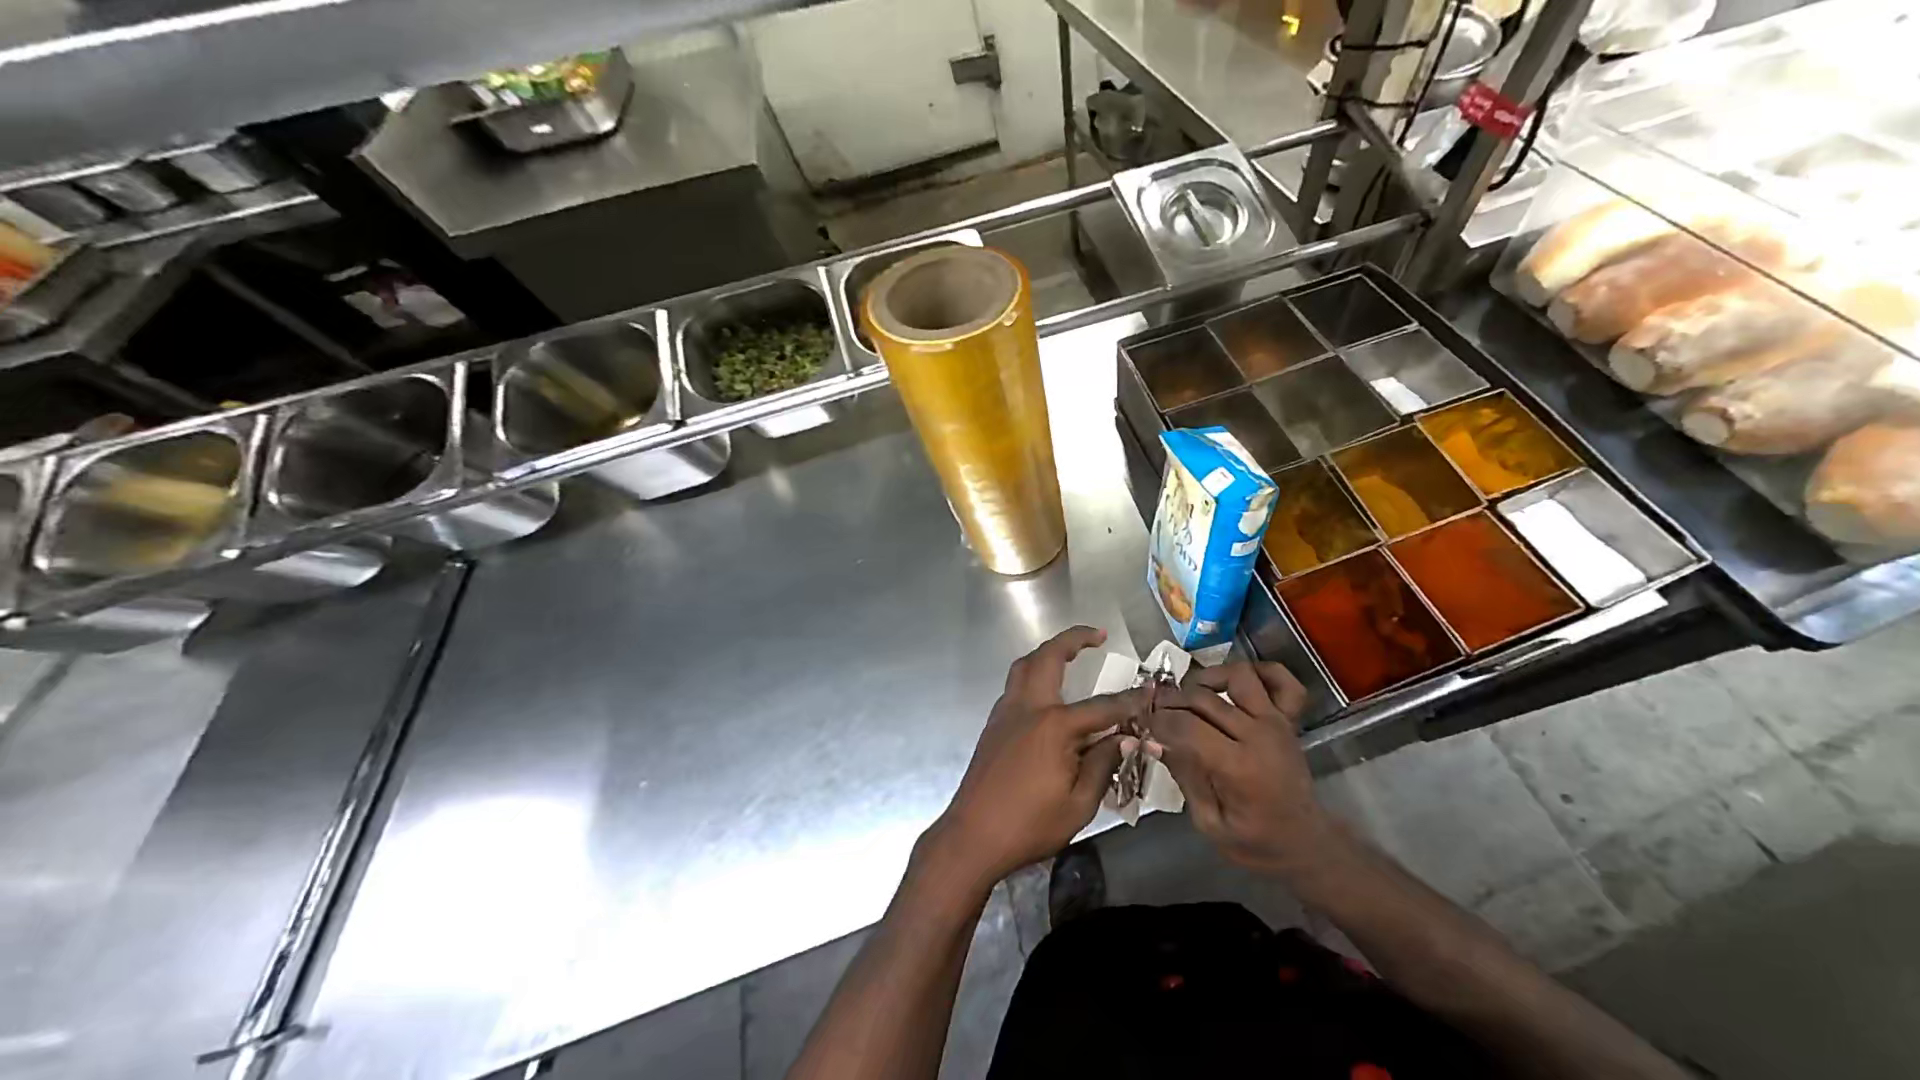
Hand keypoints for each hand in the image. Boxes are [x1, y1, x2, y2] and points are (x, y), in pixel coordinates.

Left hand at [926, 626, 1143, 887]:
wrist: (972, 836)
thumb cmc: (1029, 825)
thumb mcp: (1079, 803)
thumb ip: (1103, 764)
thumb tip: (1123, 737)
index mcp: (1053, 726)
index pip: (1102, 706)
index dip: (1130, 701)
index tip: (1150, 693)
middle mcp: (1027, 708)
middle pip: (1048, 658)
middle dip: (1073, 640)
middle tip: (1096, 635)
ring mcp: (1005, 713)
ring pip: (1025, 667)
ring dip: (1048, 653)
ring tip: (1070, 654)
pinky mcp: (994, 725)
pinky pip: (1015, 687)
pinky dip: (1033, 675)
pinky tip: (1048, 694)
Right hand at [1148, 661, 1338, 877]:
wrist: (1305, 844)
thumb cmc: (1255, 842)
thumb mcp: (1209, 823)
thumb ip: (1184, 777)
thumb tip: (1155, 742)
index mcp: (1238, 766)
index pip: (1186, 725)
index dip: (1158, 720)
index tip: (1142, 725)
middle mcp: (1259, 734)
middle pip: (1204, 698)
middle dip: (1171, 700)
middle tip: (1154, 709)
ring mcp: (1277, 722)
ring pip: (1239, 676)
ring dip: (1208, 678)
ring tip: (1189, 693)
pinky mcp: (1288, 720)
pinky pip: (1282, 682)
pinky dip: (1261, 672)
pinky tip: (1235, 683)